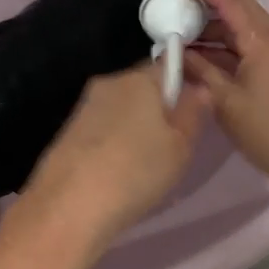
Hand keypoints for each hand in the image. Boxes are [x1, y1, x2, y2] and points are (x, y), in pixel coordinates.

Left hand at [21, 63, 211, 238]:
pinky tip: (114, 171)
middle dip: (157, 107)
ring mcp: (85, 104)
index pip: (167, 63)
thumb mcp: (179, 148)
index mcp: (140, 78)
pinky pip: (101, 126)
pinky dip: (112, 141)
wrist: (68, 204)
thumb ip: (193, 113)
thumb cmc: (136, 171)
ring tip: (141, 164)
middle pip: (142, 85)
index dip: (181, 82)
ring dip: (133, 125)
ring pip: (120, 106)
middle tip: (169, 144)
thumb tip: (200, 87)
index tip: (188, 111)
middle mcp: (110, 81)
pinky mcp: (68, 128)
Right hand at [176, 0, 268, 194]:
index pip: (229, 1)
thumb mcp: (226, 101)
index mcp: (262, 41)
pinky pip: (248, 44)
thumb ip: (200, 71)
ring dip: (215, 25)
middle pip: (240, 6)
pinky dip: (225, 44)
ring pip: (243, 26)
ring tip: (183, 31)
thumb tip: (177, 51)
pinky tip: (203, 55)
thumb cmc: (267, 131)